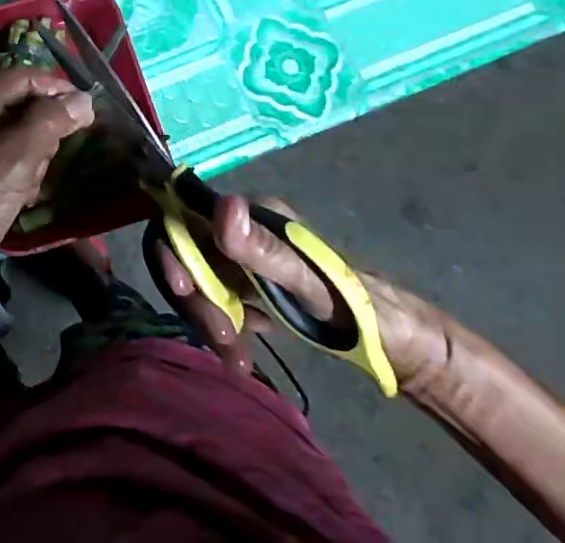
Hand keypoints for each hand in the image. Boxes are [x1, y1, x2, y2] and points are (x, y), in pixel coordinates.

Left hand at [0, 69, 93, 285]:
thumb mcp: (15, 161)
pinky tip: (22, 194)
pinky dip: (28, 170)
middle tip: (44, 160)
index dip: (58, 90)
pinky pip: (18, 153)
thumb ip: (50, 122)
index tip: (89, 113)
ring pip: (26, 129)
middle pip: (26, 101)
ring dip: (37, 155)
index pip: (24, 76)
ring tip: (27, 184)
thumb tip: (85, 98)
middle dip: (44, 131)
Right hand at [150, 195, 456, 392]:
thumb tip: (223, 206)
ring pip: (196, 280)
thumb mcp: (308, 281)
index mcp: (250, 213)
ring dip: (205, 319)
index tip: (187, 291)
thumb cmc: (355, 306)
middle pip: (183, 251)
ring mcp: (242, 258)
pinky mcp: (248, 287)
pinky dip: (219, 330)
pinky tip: (242, 355)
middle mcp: (240, 229)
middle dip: (191, 296)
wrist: (393, 341)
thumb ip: (264, 249)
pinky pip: (215, 302)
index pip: (182, 216)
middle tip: (220, 336)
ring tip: (237, 358)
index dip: (171, 250)